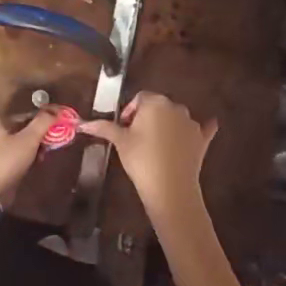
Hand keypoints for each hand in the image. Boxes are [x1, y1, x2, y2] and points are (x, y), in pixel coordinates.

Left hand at [0, 111, 58, 199]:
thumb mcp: (28, 138)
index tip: (63, 121)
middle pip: (28, 128)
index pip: (29, 114)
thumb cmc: (9, 160)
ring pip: (27, 141)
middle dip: (45, 132)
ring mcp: (1, 149)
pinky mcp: (5, 163)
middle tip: (59, 138)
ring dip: (40, 145)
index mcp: (2, 123)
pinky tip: (40, 160)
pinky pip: (23, 153)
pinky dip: (33, 155)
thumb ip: (43, 122)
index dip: (48, 117)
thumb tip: (56, 112)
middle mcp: (0, 133)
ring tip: (49, 151)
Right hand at [78, 92, 216, 213]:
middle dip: (146, 118)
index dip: (129, 111)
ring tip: (154, 146)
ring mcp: (192, 123)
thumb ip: (103, 128)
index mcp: (155, 103)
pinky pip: (200, 129)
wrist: (170, 187)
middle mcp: (176, 107)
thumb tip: (82, 123)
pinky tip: (192, 136)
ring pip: (176, 118)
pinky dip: (195, 131)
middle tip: (135, 138)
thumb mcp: (120, 142)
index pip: (139, 98)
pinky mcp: (202, 139)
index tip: (123, 128)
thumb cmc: (141, 159)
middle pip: (158, 106)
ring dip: (166, 125)